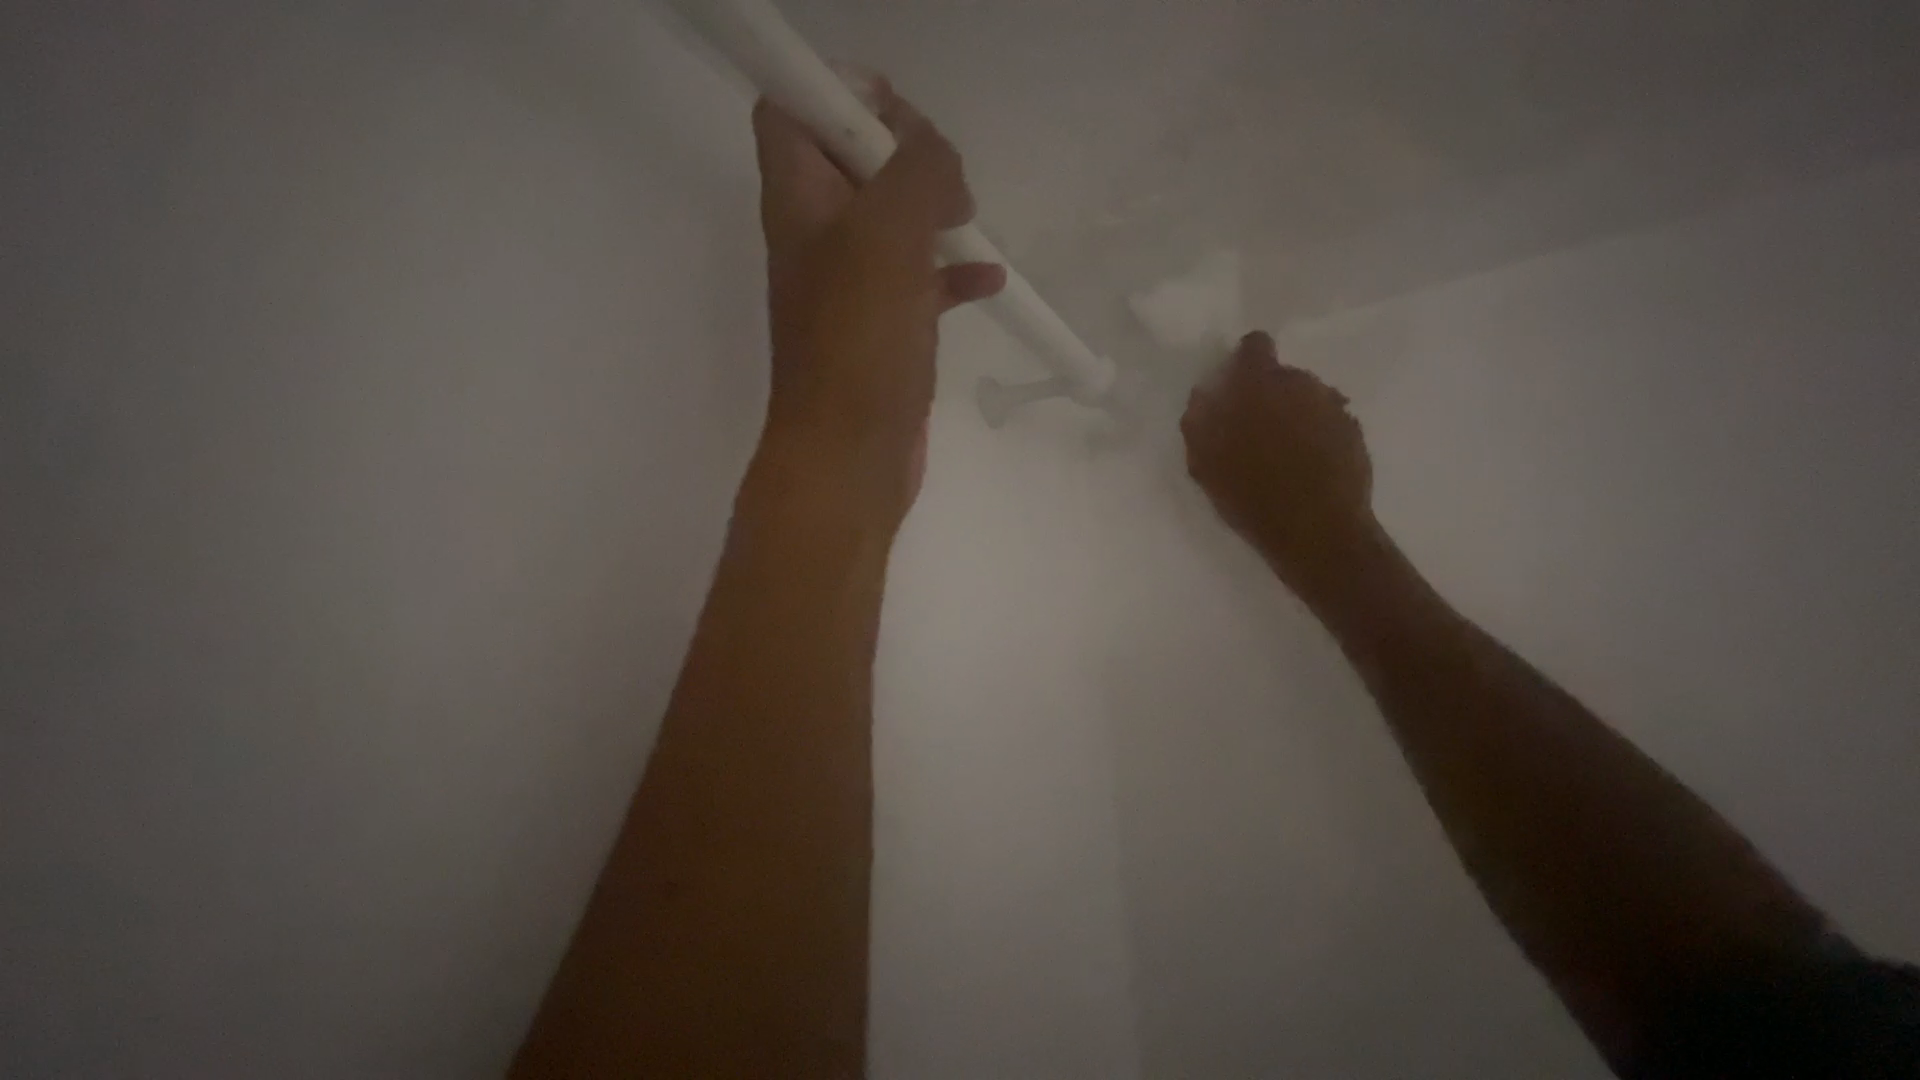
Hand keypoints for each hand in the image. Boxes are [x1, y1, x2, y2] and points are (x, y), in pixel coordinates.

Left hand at [752, 79, 1005, 524]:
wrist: (850, 457)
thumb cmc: (859, 343)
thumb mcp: (888, 234)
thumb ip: (915, 169)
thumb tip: (933, 152)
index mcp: (799, 200)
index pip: (795, 110)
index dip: (842, 95)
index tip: (900, 122)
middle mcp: (818, 236)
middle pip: (855, 159)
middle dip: (908, 154)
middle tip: (945, 182)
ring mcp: (851, 286)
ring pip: (893, 219)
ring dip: (934, 209)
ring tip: (969, 221)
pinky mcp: (883, 329)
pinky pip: (919, 279)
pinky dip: (952, 272)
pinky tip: (988, 281)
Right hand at [1181, 331, 1378, 594]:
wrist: (1317, 531)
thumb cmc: (1250, 496)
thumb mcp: (1205, 463)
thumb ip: (1200, 421)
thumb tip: (1204, 395)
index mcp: (1257, 384)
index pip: (1254, 347)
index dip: (1244, 364)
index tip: (1236, 393)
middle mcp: (1299, 384)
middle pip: (1281, 376)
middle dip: (1270, 397)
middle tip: (1257, 435)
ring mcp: (1332, 406)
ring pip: (1307, 399)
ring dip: (1295, 417)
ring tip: (1285, 457)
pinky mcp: (1354, 431)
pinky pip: (1328, 423)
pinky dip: (1317, 438)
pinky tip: (1308, 470)